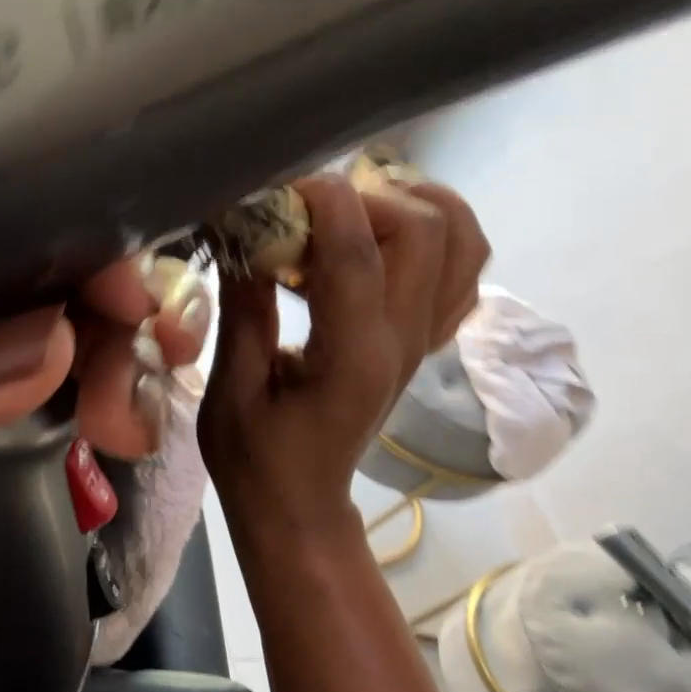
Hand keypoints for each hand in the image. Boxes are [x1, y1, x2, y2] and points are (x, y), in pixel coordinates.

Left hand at [0, 255, 198, 594]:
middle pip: (87, 287)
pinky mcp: (43, 431)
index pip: (20, 237)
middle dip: (135, 318)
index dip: (87, 251)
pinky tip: (125, 443)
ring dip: (141, 374)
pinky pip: (111, 407)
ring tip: (119, 428)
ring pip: (114, 345)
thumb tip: (48, 346)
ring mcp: (20, 374)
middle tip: (142, 367)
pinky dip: (138, 414)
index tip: (125, 295)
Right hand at [199, 175, 488, 538]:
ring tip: (352, 208)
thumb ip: (244, 316)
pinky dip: (433, 237)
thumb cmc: (253, 460)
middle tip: (303, 207)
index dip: (324, 207)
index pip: (358, 258)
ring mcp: (421, 341)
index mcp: (352, 359)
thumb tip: (243, 243)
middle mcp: (402, 342)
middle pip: (426, 231)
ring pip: (461, 241)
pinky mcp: (420, 343)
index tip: (279, 186)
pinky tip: (381, 242)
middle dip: (366, 199)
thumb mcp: (229, 394)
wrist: (295, 505)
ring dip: (413, 206)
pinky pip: (459, 270)